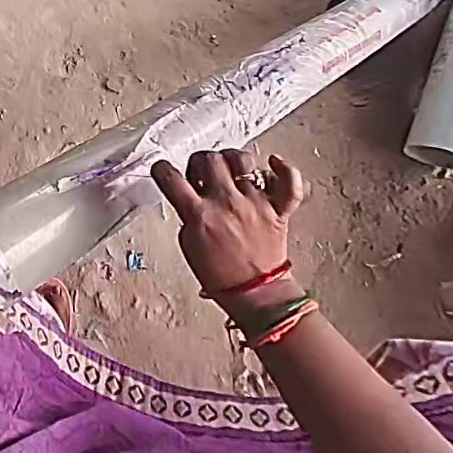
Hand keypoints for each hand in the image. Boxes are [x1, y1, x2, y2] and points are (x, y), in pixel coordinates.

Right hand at [150, 150, 307, 328]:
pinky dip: (285, 169)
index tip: (164, 170)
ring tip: (230, 170)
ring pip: (243, 161)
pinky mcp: (278, 208)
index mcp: (199, 215)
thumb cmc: (221, 274)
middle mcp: (227, 203)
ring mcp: (255, 203)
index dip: (162, 169)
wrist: (254, 293)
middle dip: (199, 162)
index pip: (171, 178)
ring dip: (232, 160)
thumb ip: (189, 215)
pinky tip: (272, 163)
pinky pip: (290, 182)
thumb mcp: (189, 244)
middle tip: (201, 175)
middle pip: (208, 159)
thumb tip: (191, 196)